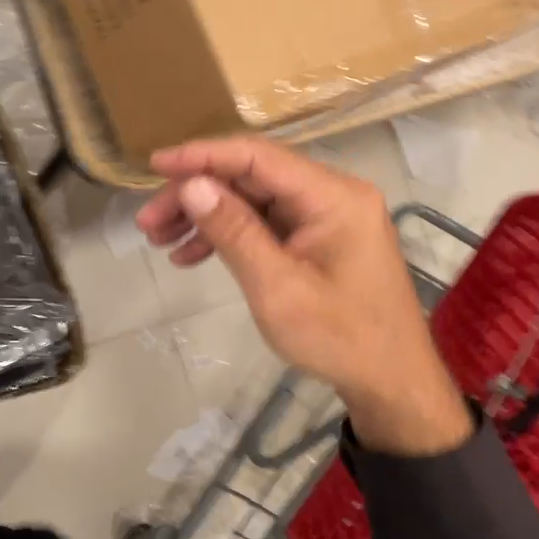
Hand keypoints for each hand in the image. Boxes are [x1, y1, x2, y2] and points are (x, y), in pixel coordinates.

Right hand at [136, 138, 470, 454]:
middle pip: (248, 177)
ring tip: (158, 240)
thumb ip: (234, 231)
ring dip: (203, 216)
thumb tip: (192, 185)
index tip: (154, 165)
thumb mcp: (277, 287)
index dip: (202, 156)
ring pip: (249, 200)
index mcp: (332, 197)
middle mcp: (330, 195)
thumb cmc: (339, 337)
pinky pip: (262, 223)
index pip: (256, 157)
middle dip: (194, 195)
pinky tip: (189, 256)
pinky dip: (225, 236)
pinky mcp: (315, 238)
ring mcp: (324, 217)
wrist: (390, 382)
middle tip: (148, 222)